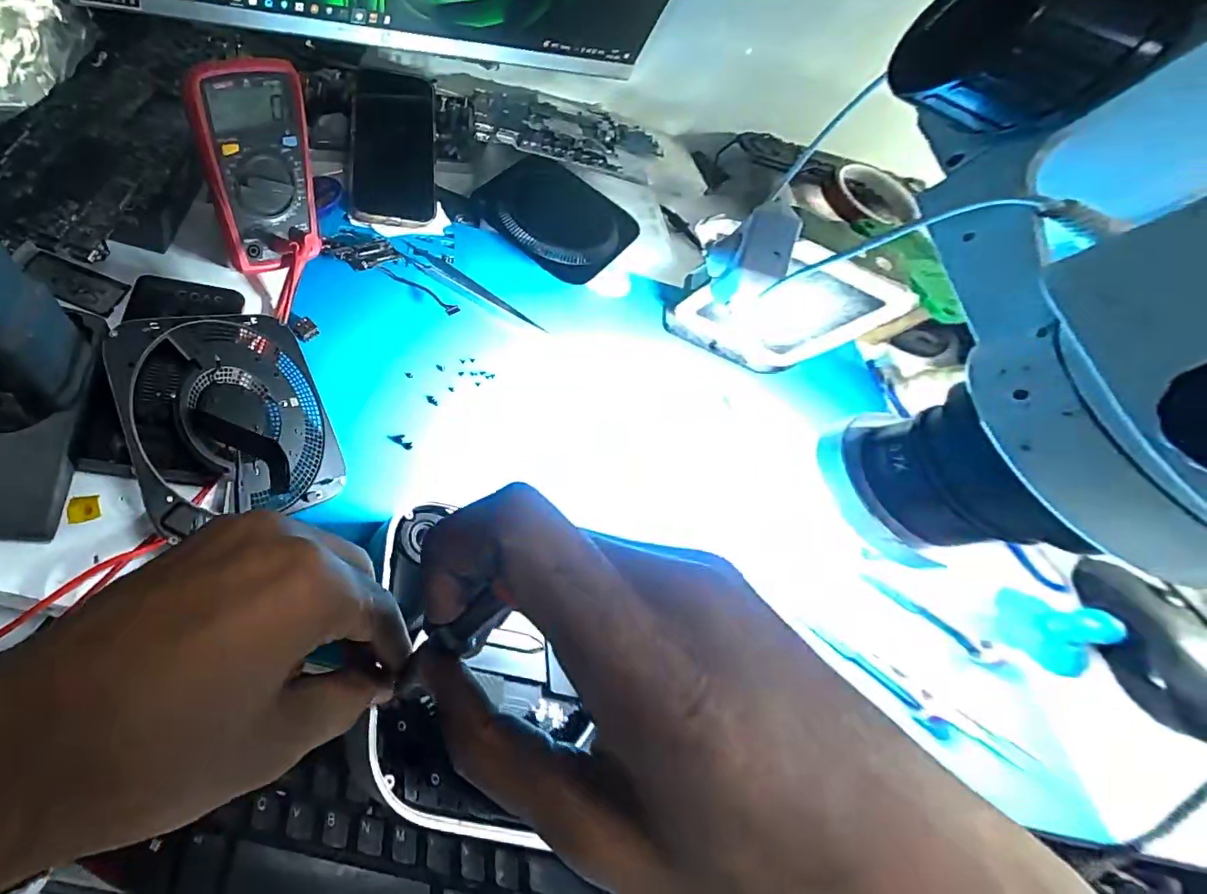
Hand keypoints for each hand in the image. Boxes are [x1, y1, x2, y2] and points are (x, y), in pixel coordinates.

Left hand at [0, 512, 410, 893]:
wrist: (48, 725)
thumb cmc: (171, 744)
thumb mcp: (275, 738)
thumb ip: (339, 698)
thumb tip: (368, 680)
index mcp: (307, 576)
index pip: (377, 604)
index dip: (392, 646)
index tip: (392, 678)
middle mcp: (271, 534)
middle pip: (342, 564)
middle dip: (358, 612)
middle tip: (358, 667)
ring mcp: (226, 529)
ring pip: (299, 551)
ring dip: (319, 592)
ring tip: (313, 651)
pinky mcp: (192, 540)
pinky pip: (258, 551)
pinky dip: (278, 581)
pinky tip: (266, 628)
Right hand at [416, 484, 1085, 893]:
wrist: (937, 882)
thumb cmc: (764, 874)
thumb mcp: (603, 836)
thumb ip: (491, 749)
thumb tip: (435, 672)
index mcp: (641, 649)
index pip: (517, 516)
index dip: (454, 540)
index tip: (446, 611)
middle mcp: (670, 581)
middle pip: (529, 523)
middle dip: (474, 569)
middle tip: (466, 638)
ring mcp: (703, 573)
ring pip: (566, 541)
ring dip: (519, 581)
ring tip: (521, 652)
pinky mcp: (722, 581)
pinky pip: (610, 560)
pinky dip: (566, 588)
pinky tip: (588, 656)